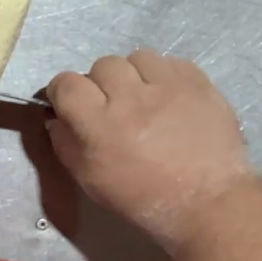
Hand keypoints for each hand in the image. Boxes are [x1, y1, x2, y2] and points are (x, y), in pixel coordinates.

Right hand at [47, 51, 259, 247]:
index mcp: (99, 125)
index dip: (63, 92)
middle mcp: (130, 97)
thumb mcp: (89, 180)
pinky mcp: (197, 82)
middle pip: (101, 66)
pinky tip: (167, 99)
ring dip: (132, 76)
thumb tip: (56, 118)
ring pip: (136, 58)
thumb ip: (66, 144)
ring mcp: (167, 86)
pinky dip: (162, 76)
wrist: (205, 202)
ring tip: (142, 99)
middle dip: (99, 84)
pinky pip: (170, 62)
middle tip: (111, 107)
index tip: (70, 104)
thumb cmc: (140, 198)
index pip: (66, 84)